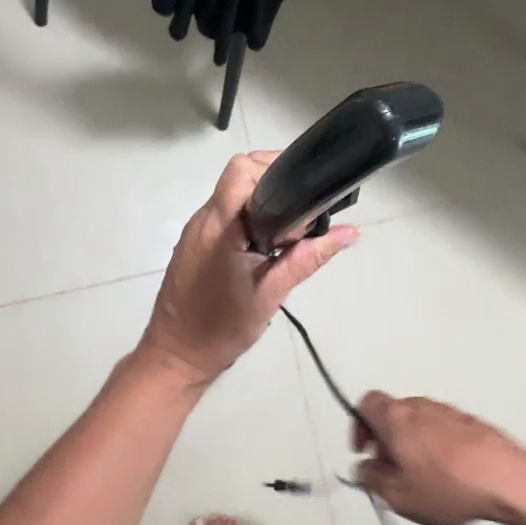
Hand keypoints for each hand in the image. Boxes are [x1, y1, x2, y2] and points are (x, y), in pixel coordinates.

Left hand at [136, 151, 359, 387]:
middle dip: (274, 183)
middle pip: (238, 177)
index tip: (303, 184)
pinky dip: (249, 219)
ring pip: (232, 196)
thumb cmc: (221, 327)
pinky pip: (225, 216)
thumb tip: (350, 233)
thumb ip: (309, 258)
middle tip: (306, 209)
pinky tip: (269, 245)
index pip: (241, 169)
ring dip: (262, 203)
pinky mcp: (194, 244)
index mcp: (220, 225)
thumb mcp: (272, 293)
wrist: (175, 358)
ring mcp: (195, 231)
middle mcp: (204, 219)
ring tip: (293, 230)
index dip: (272, 166)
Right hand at [351, 392, 525, 524]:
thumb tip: (364, 467)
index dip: (359, 426)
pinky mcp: (470, 422)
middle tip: (391, 472)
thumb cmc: (446, 486)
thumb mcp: (399, 496)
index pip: (366, 403)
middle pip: (392, 414)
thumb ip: (373, 479)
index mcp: (397, 417)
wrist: (505, 478)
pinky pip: (441, 429)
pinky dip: (434, 446)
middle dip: (386, 440)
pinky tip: (448, 476)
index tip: (365, 453)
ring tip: (421, 479)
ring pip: (417, 422)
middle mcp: (420, 405)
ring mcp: (448, 410)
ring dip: (411, 444)